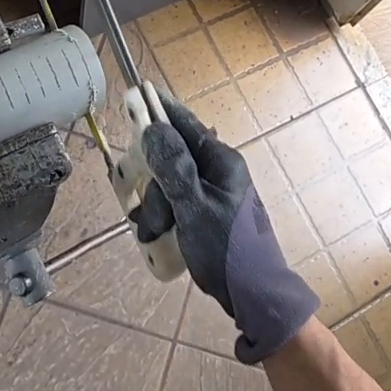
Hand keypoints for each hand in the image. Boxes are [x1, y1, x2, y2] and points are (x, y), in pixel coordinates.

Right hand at [131, 96, 316, 362]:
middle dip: (154, 186)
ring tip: (154, 233)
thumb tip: (155, 128)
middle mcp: (218, 172)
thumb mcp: (193, 207)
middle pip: (172, 160)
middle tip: (148, 213)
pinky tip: (158, 235)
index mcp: (221, 162)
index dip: (161, 111)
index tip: (138, 96)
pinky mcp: (208, 214)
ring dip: (156, 208)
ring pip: (170, 186)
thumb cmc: (226, 250)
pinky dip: (165, 217)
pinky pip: (177, 204)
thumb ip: (173, 167)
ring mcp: (214, 194)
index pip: (186, 125)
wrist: (252, 294)